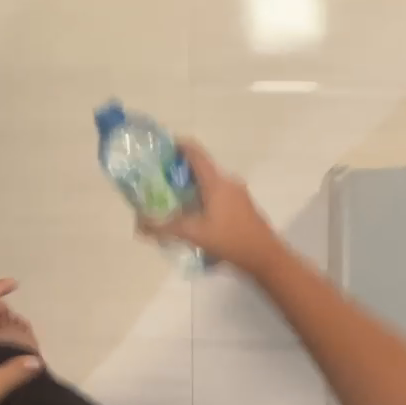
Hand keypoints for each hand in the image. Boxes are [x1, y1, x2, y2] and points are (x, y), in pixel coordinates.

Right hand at [140, 140, 279, 265]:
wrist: (267, 258)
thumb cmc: (230, 240)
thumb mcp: (193, 234)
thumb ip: (164, 228)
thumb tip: (139, 224)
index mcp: (216, 182)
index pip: (194, 153)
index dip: (177, 146)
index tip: (159, 149)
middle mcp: (227, 182)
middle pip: (199, 168)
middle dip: (177, 172)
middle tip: (156, 181)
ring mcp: (237, 194)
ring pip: (208, 183)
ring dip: (189, 187)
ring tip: (170, 201)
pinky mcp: (242, 206)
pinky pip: (216, 194)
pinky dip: (201, 198)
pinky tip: (192, 217)